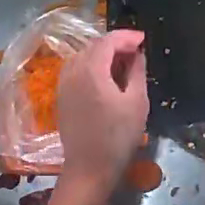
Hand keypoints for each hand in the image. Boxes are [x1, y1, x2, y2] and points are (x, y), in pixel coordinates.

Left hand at [57, 29, 148, 187]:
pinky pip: (76, 70)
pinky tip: (106, 77)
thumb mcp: (137, 102)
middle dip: (115, 44)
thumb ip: (137, 72)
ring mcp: (63, 84)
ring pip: (82, 57)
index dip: (126, 36)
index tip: (142, 39)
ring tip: (124, 63)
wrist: (89, 168)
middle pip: (93, 46)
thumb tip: (137, 54)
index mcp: (91, 71)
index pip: (107, 41)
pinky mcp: (62, 96)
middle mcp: (72, 72)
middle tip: (136, 51)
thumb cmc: (118, 136)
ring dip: (102, 54)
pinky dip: (92, 66)